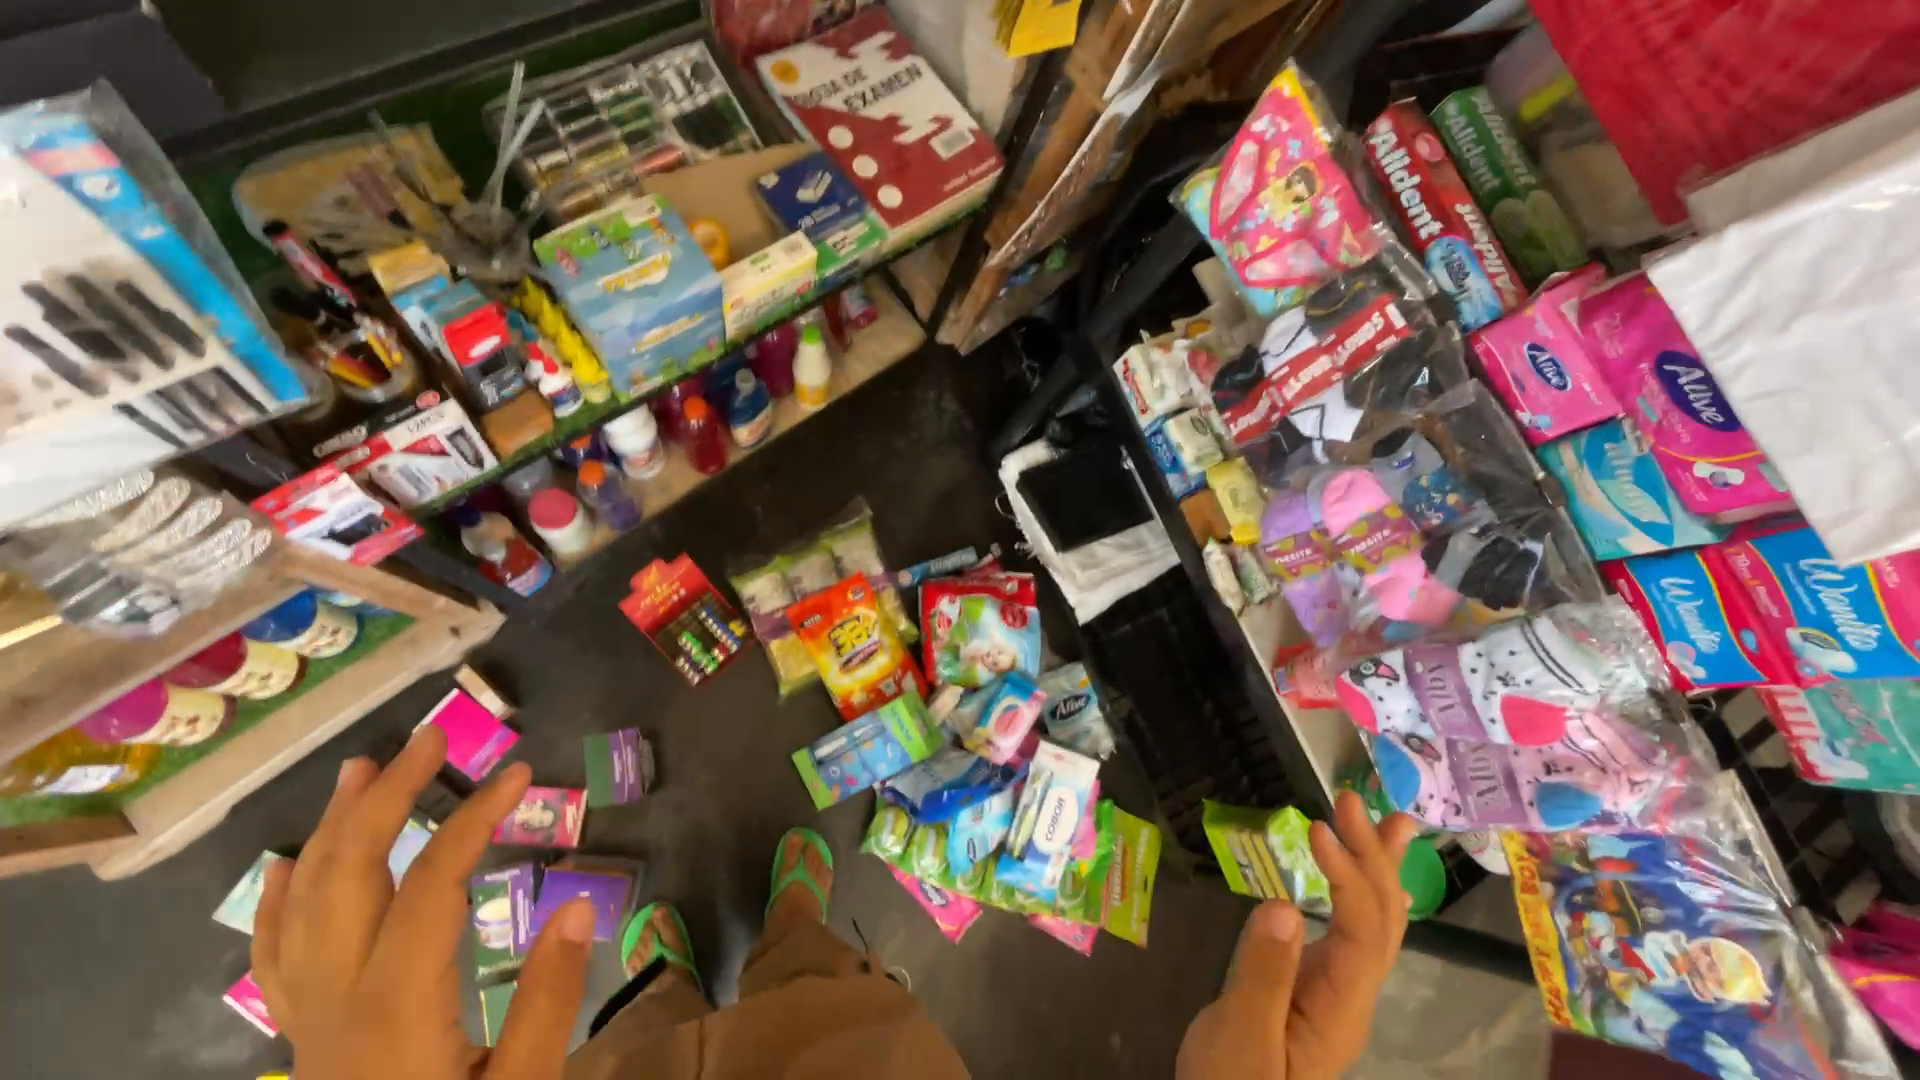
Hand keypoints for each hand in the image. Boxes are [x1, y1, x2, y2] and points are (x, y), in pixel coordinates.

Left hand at [253, 725, 594, 1078]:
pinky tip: (297, 861)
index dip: (473, 820)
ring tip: (367, 769)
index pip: (431, 886)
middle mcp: (337, 998)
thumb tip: (576, 903)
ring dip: (336, 825)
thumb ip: (547, 999)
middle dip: (390, 797)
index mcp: (398, 1006)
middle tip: (433, 740)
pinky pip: (276, 949)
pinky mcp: (305, 1027)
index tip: (521, 774)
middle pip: (348, 873)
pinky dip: (285, 893)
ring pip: (303, 900)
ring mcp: (309, 1013)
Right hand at [1176, 791, 1417, 1079]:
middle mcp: (1352, 996)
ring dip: (1381, 869)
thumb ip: (1262, 975)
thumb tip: (1285, 907)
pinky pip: (1357, 933)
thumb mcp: (1240, 1036)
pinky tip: (1369, 878)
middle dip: (1372, 857)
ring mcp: (1339, 992)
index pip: (1362, 931)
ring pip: (1377, 925)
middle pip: (1382, 920)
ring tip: (1392, 822)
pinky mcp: (1318, 987)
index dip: (1348, 876)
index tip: (1318, 829)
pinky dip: (1366, 894)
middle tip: (1354, 800)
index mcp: (1339, 1007)